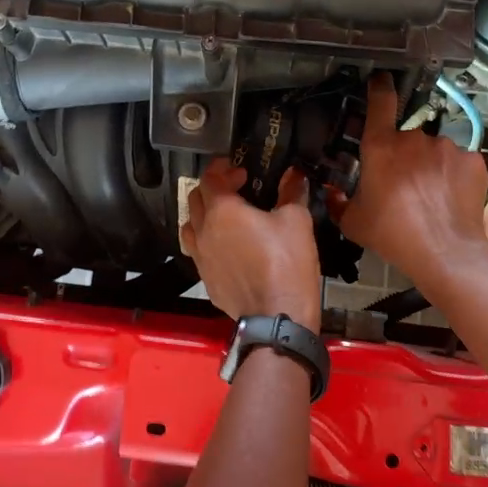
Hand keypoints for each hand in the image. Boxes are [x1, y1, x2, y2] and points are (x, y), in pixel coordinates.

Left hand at [181, 159, 322, 323]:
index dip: (222, 168)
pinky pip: (198, 252)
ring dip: (204, 215)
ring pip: (190, 226)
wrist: (277, 318)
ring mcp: (200, 257)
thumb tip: (295, 173)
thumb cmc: (286, 263)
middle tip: (237, 189)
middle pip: (195, 199)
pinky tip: (228, 248)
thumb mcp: (297, 221)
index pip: (209, 178)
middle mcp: (203, 231)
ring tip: (227, 218)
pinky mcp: (206, 280)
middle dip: (213, 188)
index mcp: (222, 211)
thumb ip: (292, 192)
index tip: (240, 169)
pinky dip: (208, 241)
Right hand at [338, 74, 487, 280]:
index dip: (379, 87)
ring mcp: (447, 147)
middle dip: (404, 157)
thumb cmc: (393, 235)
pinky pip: (459, 163)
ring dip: (430, 166)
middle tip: (403, 186)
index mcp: (381, 146)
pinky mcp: (473, 161)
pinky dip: (455, 176)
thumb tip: (331, 192)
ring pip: (434, 151)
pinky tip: (452, 198)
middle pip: (406, 138)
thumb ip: (338, 201)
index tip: (380, 78)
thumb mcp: (353, 222)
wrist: (445, 253)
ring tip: (430, 197)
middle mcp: (414, 138)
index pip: (380, 102)